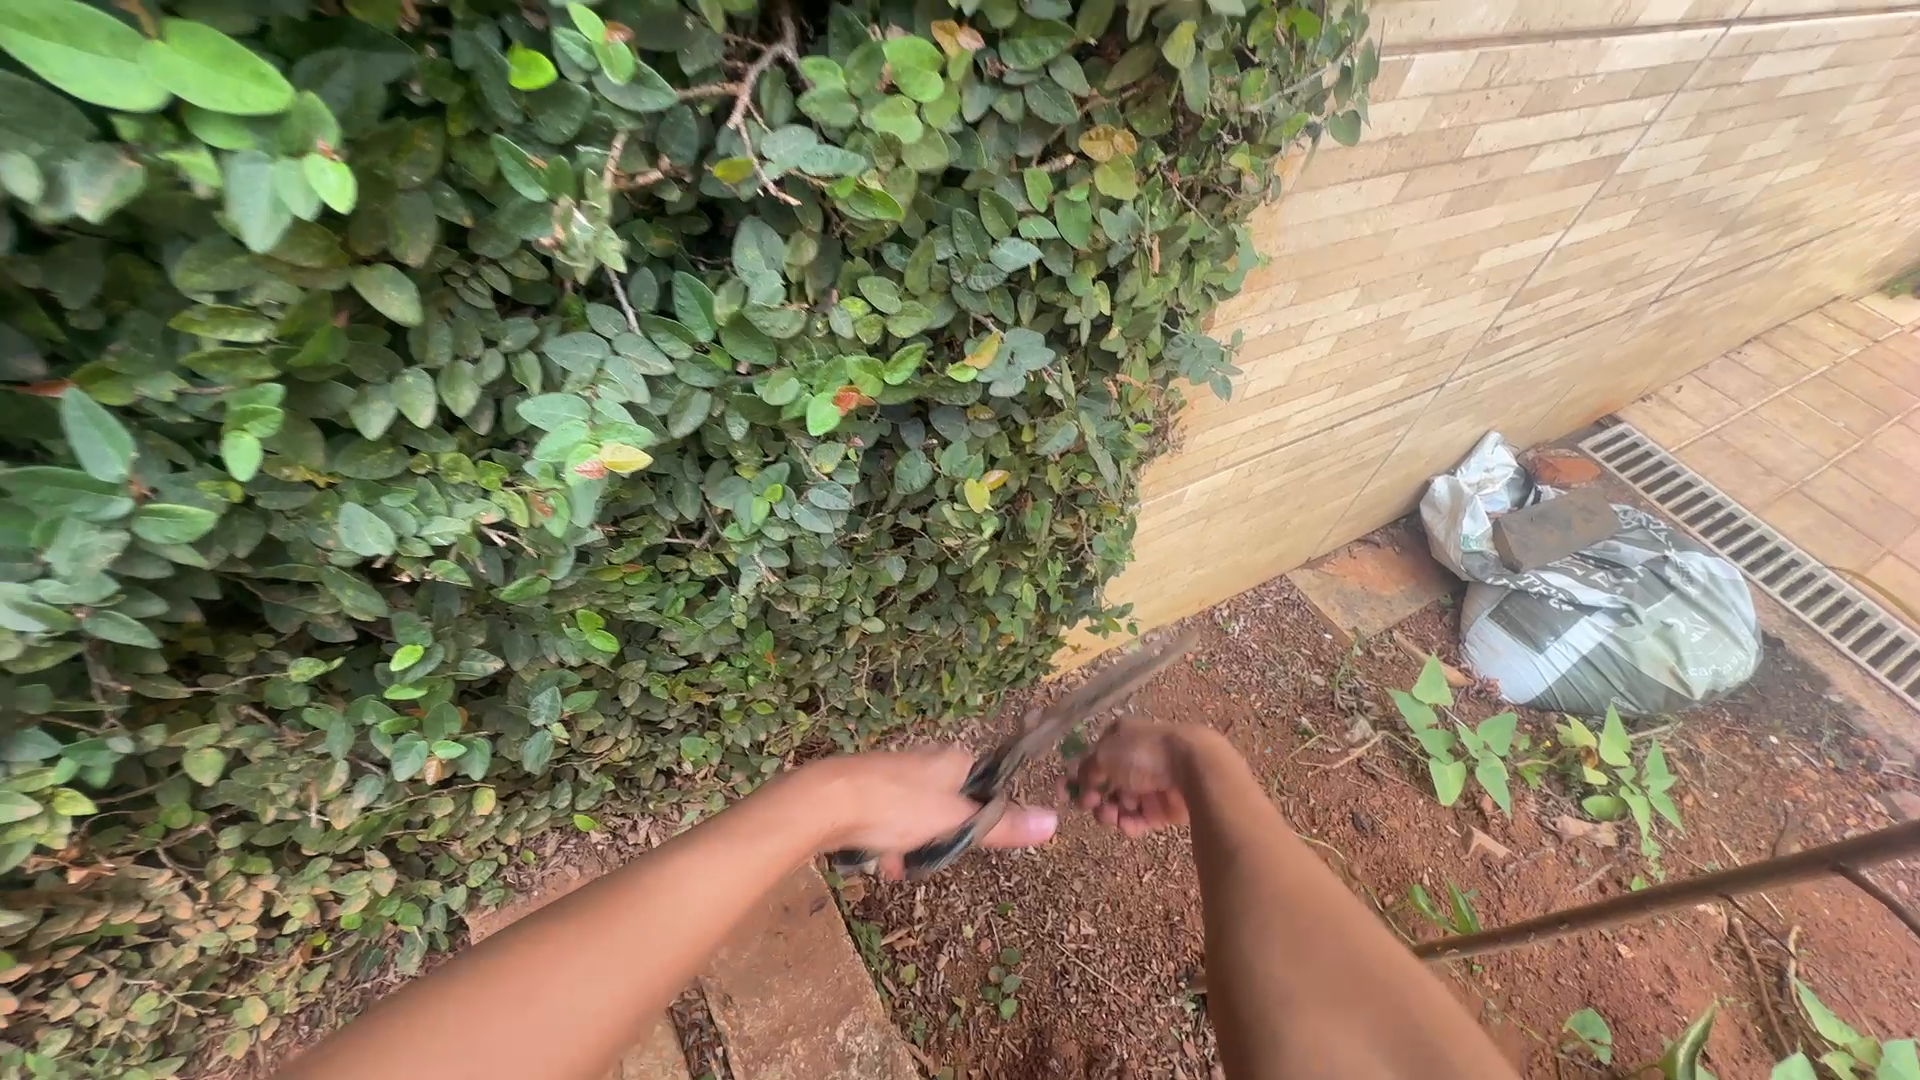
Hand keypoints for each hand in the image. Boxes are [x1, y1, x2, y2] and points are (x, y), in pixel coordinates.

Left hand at [801, 747, 1057, 876]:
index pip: (987, 785)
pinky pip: (891, 821)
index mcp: (954, 759)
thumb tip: (1054, 822)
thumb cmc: (897, 807)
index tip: (974, 841)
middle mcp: (927, 761)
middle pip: (952, 805)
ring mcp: (896, 774)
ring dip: (913, 846)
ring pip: (920, 818)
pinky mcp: (869, 791)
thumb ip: (1001, 826)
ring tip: (899, 866)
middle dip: (943, 838)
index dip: (984, 816)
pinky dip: (889, 843)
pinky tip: (878, 863)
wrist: (826, 801)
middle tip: (932, 856)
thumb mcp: (955, 821)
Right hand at [1064, 722, 1217, 837]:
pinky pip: (1142, 817)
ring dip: (1112, 813)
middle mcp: (1135, 757)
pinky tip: (1131, 826)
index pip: (1093, 758)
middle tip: (1091, 807)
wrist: (1193, 766)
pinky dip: (1133, 823)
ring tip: (1113, 818)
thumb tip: (1078, 784)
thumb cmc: (1143, 753)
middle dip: (1096, 798)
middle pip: (1107, 784)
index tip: (1065, 794)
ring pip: (1123, 802)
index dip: (1078, 776)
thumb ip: (1086, 770)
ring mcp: (1152, 781)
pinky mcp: (1167, 805)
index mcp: (1120, 736)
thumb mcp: (1105, 756)